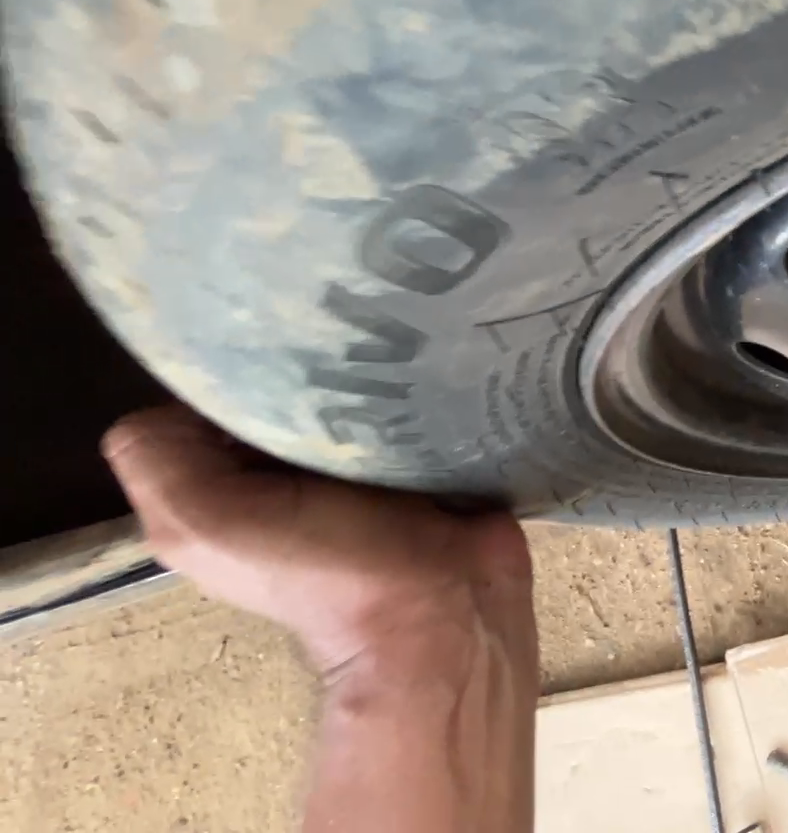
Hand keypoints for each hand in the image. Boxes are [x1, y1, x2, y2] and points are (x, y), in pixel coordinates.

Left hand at [102, 406, 533, 681]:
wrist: (445, 603)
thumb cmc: (328, 569)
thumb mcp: (207, 523)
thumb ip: (164, 460)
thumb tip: (195, 396)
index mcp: (231, 487)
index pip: (216, 406)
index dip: (237, 383)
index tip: (278, 372)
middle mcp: (299, 473)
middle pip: (293, 394)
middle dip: (316, 374)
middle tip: (353, 364)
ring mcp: (374, 466)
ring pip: (364, 396)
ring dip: (382, 380)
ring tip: (405, 367)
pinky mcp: (435, 458)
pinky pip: (426, 408)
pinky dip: (430, 395)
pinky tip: (439, 385)